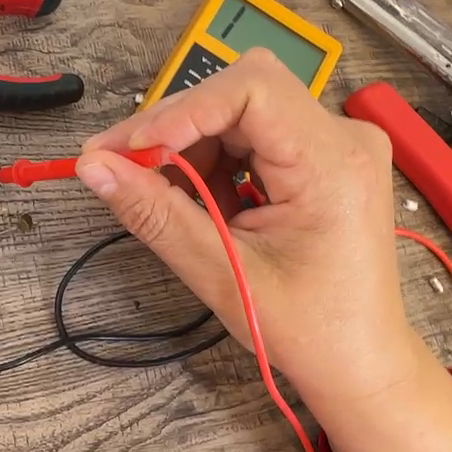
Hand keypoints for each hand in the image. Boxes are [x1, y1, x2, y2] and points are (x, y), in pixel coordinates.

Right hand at [77, 52, 451, 451]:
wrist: (358, 361)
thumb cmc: (304, 328)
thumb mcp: (219, 271)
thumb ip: (154, 213)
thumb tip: (92, 167)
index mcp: (332, 163)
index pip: (252, 90)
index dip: (180, 110)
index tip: (126, 150)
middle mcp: (341, 137)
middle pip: (240, 95)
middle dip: (173, 127)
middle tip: (116, 165)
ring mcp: (332, 144)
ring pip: (236, 114)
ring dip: (187, 148)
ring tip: (160, 196)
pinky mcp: (316, 158)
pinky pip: (248, 137)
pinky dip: (209, 162)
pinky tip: (195, 201)